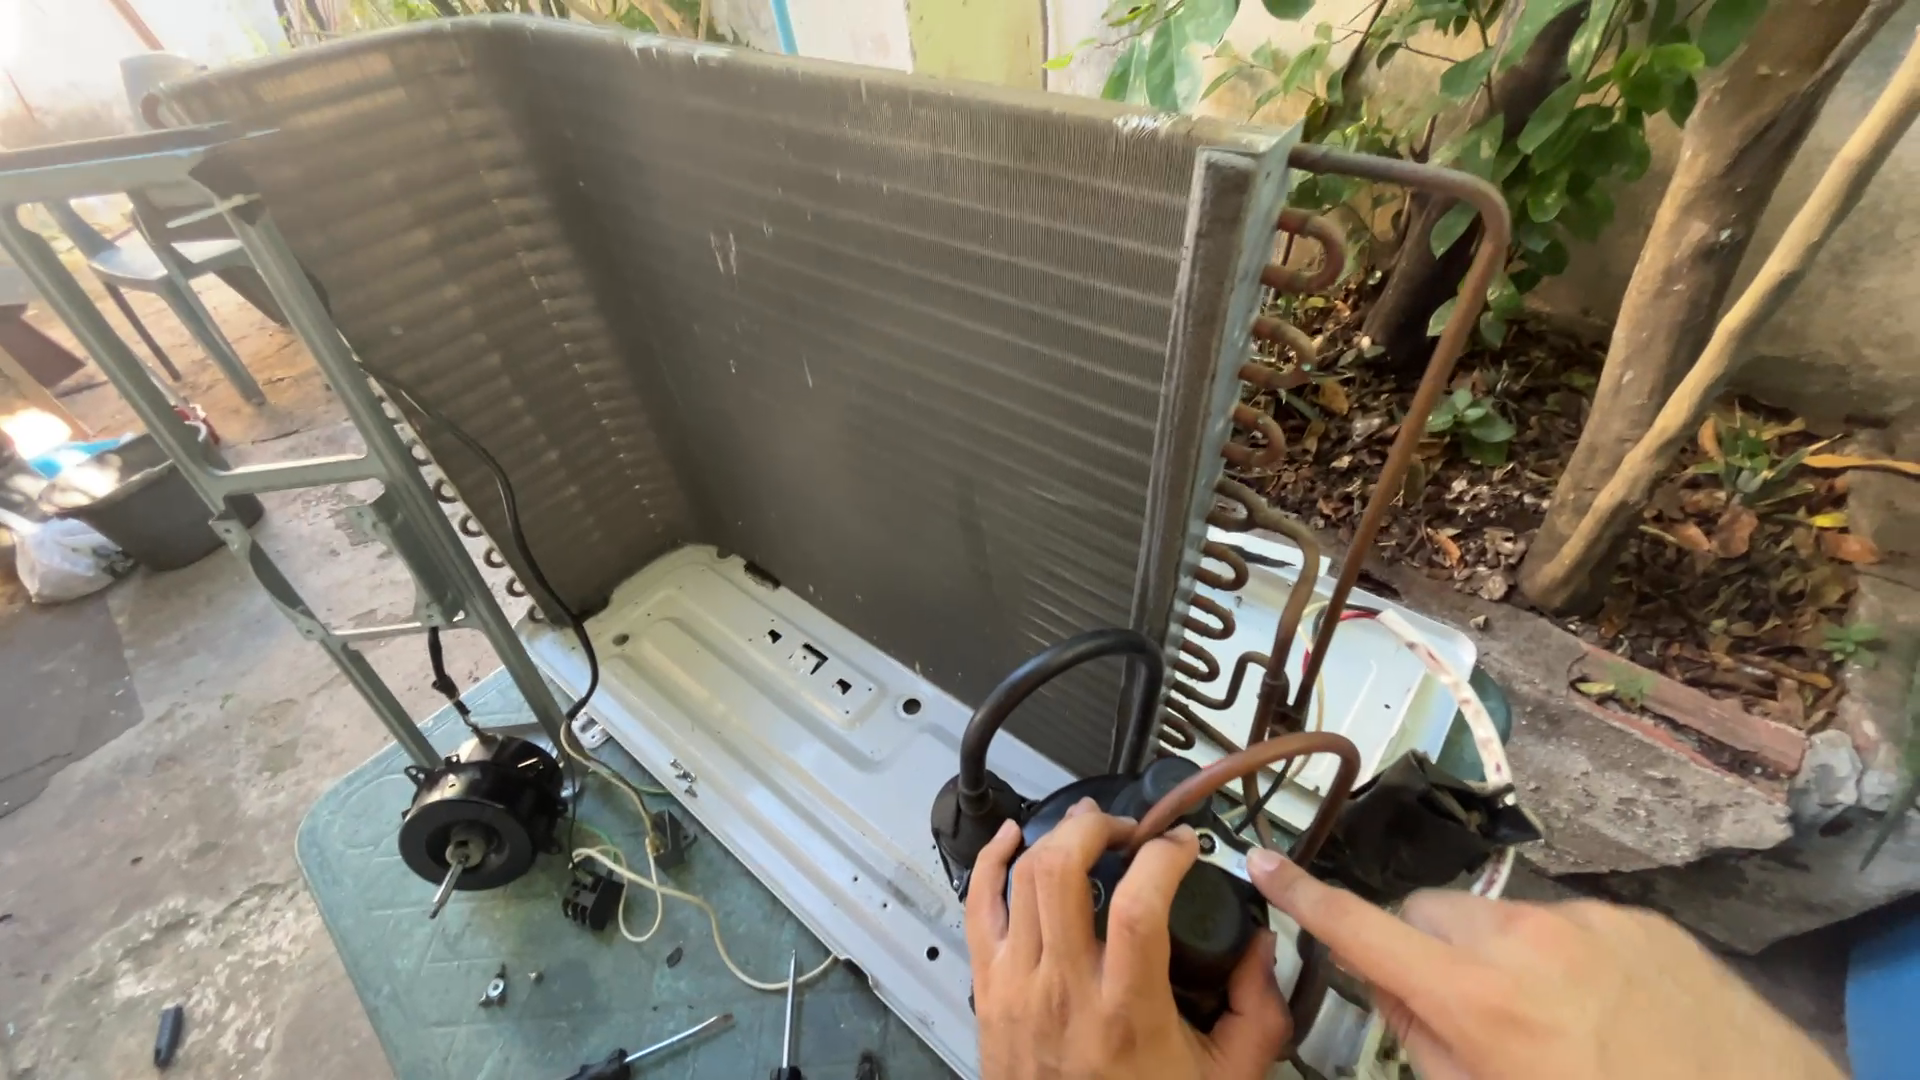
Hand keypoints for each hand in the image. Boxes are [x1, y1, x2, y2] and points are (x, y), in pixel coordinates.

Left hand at [964, 799, 1286, 1079]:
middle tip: (1127, 829)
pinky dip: (991, 860)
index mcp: (1125, 1012)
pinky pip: (978, 904)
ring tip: (1085, 825)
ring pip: (1022, 877)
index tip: (1182, 845)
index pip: (1138, 907)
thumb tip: (1261, 946)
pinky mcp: (988, 983)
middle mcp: (1063, 988)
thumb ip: (1256, 1014)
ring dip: (1055, 835)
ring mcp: (1017, 982)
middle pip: (1061, 871)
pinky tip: (1012, 836)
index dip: (1163, 858)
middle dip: (1095, 827)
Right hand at [1246, 847, 1843, 1079]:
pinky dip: (1560, 953)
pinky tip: (1616, 1010)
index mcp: (1483, 1003)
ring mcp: (1585, 920)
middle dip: (1424, 947)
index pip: (1362, 932)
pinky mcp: (1638, 918)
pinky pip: (1562, 920)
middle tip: (1464, 1005)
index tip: (1263, 860)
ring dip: (1495, 952)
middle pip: (1424, 911)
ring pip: (1491, 915)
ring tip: (1561, 1016)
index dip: (1304, 897)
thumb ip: (1422, 1039)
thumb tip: (1384, 980)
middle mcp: (1523, 941)